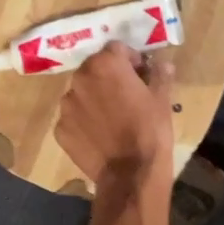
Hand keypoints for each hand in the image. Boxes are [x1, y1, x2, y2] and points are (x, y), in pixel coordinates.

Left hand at [55, 45, 176, 194]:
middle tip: (126, 95)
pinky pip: (73, 118)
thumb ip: (160, 74)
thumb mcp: (162, 99)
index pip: (117, 49)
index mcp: (105, 64)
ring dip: (94, 98)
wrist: (130, 175)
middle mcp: (81, 78)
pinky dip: (83, 122)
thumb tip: (162, 64)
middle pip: (95, 68)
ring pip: (82, 92)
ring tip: (111, 118)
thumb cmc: (150, 131)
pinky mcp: (60, 129)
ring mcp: (67, 105)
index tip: (141, 75)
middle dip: (109, 77)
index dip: (130, 60)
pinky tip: (99, 135)